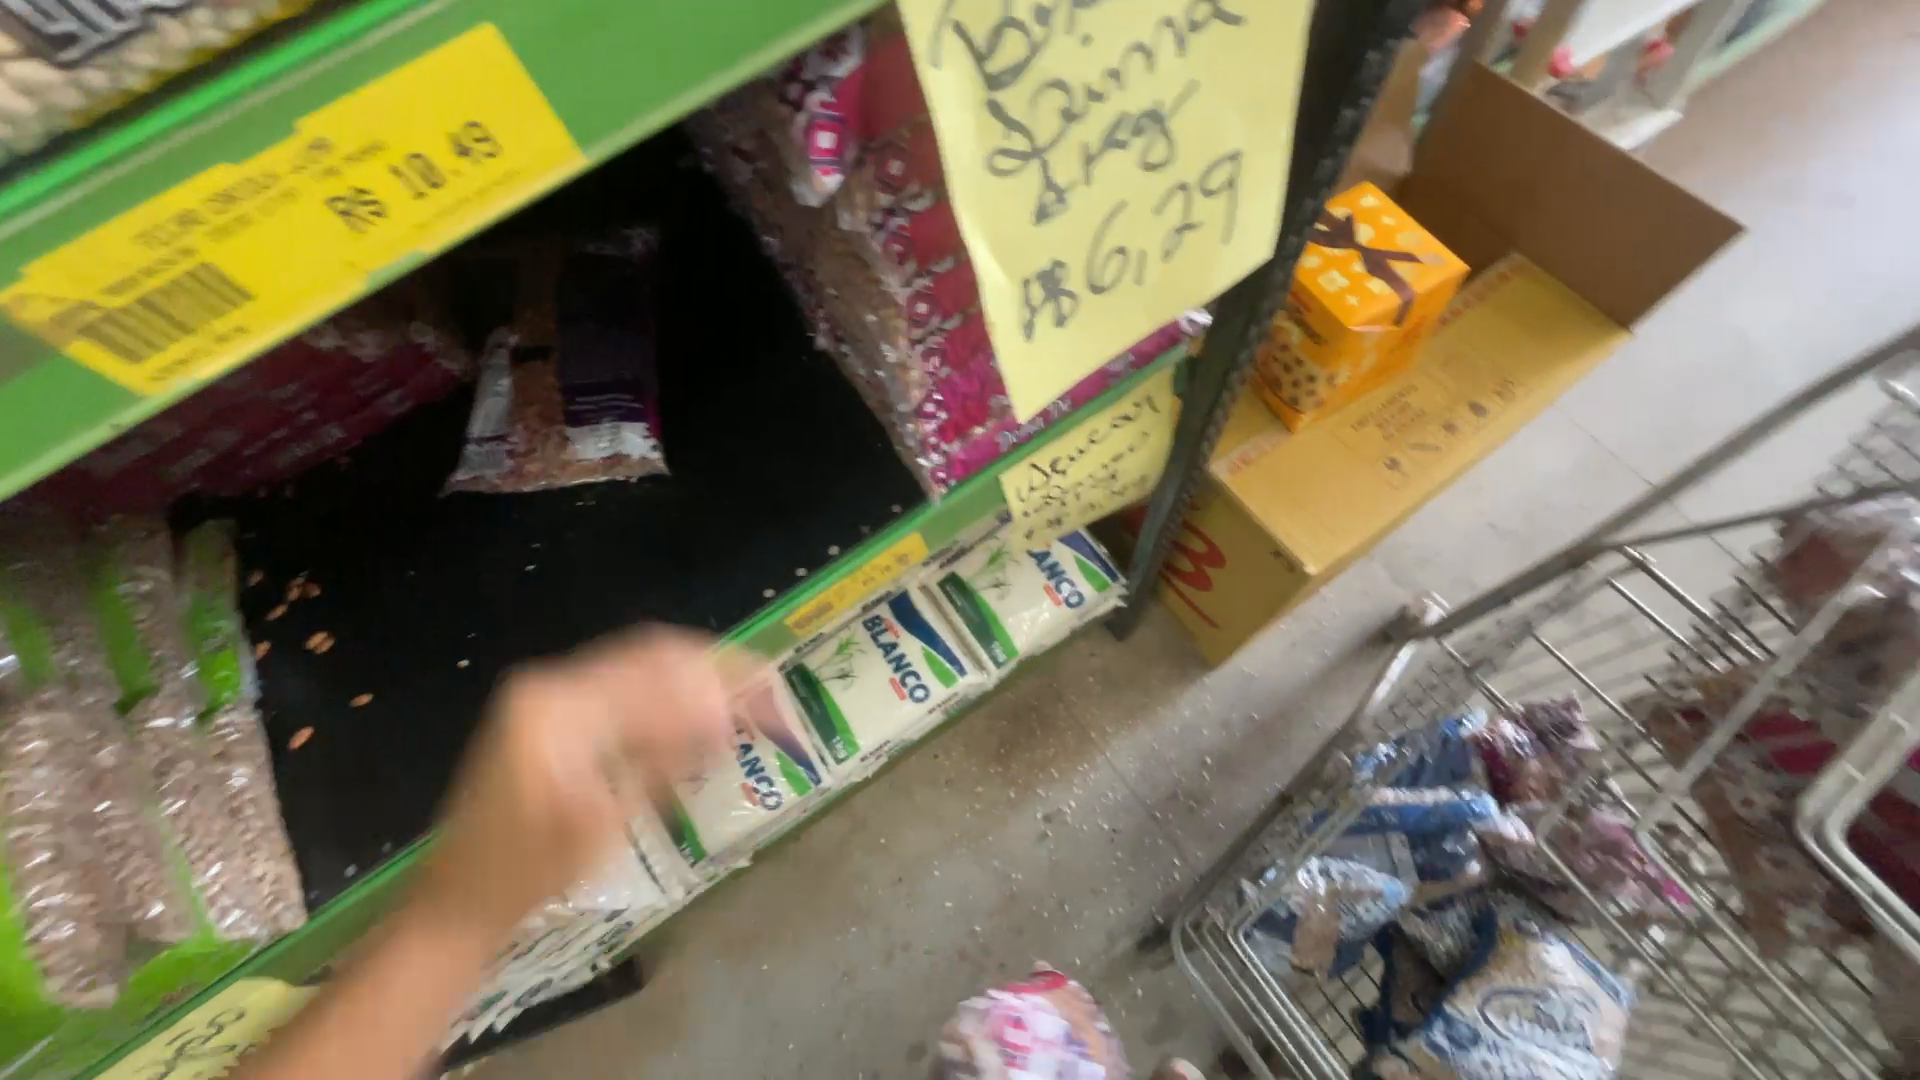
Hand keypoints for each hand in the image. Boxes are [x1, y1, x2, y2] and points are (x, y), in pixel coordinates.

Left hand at [411, 627, 739, 943]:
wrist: (458, 900)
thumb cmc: (528, 874)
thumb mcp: (604, 822)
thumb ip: (663, 759)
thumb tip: (724, 716)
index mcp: (558, 707)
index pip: (655, 671)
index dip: (717, 678)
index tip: (766, 692)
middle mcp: (552, 683)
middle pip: (652, 654)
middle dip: (714, 667)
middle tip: (766, 685)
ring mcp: (550, 693)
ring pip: (642, 663)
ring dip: (696, 675)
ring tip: (745, 691)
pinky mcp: (554, 710)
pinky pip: (624, 683)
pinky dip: (669, 691)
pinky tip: (700, 707)